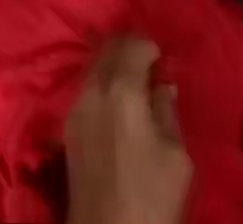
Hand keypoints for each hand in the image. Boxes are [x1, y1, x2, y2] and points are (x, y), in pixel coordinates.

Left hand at [65, 37, 192, 223]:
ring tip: (135, 85)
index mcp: (121, 90)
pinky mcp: (67, 128)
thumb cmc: (150, 198)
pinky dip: (102, 81)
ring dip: (114, 64)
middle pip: (109, 46)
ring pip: (94, 64)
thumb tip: (162, 86)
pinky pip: (85, 86)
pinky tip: (116, 103)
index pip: (134, 43)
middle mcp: (92, 90)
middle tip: (150, 68)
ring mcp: (74, 108)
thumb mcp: (175, 154)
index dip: (152, 48)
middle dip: (131, 49)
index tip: (164, 66)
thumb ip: (167, 109)